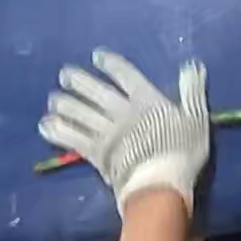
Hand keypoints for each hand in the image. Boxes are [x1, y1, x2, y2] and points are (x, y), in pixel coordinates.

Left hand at [39, 50, 208, 213]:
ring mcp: (107, 132)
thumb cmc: (183, 152)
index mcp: (147, 100)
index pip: (126, 75)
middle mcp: (122, 111)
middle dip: (80, 82)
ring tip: (52, 98)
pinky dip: (58, 131)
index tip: (97, 56)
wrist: (161, 184)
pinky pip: (73, 138)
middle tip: (64, 74)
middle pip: (97, 92)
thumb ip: (192, 91)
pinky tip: (45, 125)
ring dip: (65, 104)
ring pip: (81, 113)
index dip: (111, 64)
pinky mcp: (96, 153)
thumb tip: (192, 65)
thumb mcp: (195, 118)